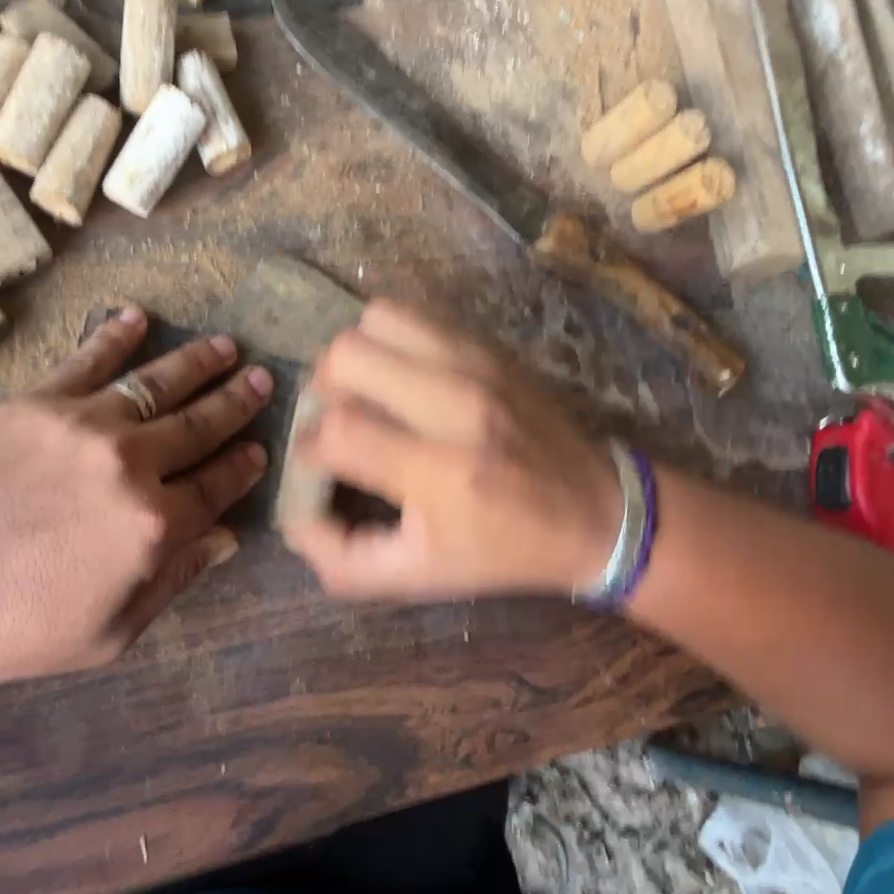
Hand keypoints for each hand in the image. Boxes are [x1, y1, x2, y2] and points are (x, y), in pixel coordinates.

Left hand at [0, 306, 272, 696]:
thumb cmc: (11, 628)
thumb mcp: (107, 635)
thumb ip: (174, 581)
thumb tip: (226, 539)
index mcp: (154, 526)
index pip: (217, 486)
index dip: (244, 465)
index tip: (261, 449)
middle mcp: (132, 464)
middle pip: (200, 425)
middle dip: (238, 402)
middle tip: (263, 381)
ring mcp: (84, 424)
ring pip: (158, 383)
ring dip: (198, 362)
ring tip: (227, 346)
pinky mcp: (37, 401)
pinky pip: (87, 359)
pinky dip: (115, 335)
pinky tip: (137, 317)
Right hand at [283, 301, 622, 601]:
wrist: (597, 511)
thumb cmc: (504, 549)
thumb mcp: (422, 578)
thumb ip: (345, 560)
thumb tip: (295, 518)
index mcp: (441, 473)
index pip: (339, 431)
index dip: (309, 450)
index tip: (320, 467)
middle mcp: (456, 406)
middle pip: (347, 357)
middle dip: (323, 392)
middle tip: (339, 421)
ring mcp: (476, 365)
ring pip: (375, 320)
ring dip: (355, 358)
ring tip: (368, 393)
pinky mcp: (488, 346)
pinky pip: (412, 315)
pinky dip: (389, 340)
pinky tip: (399, 377)